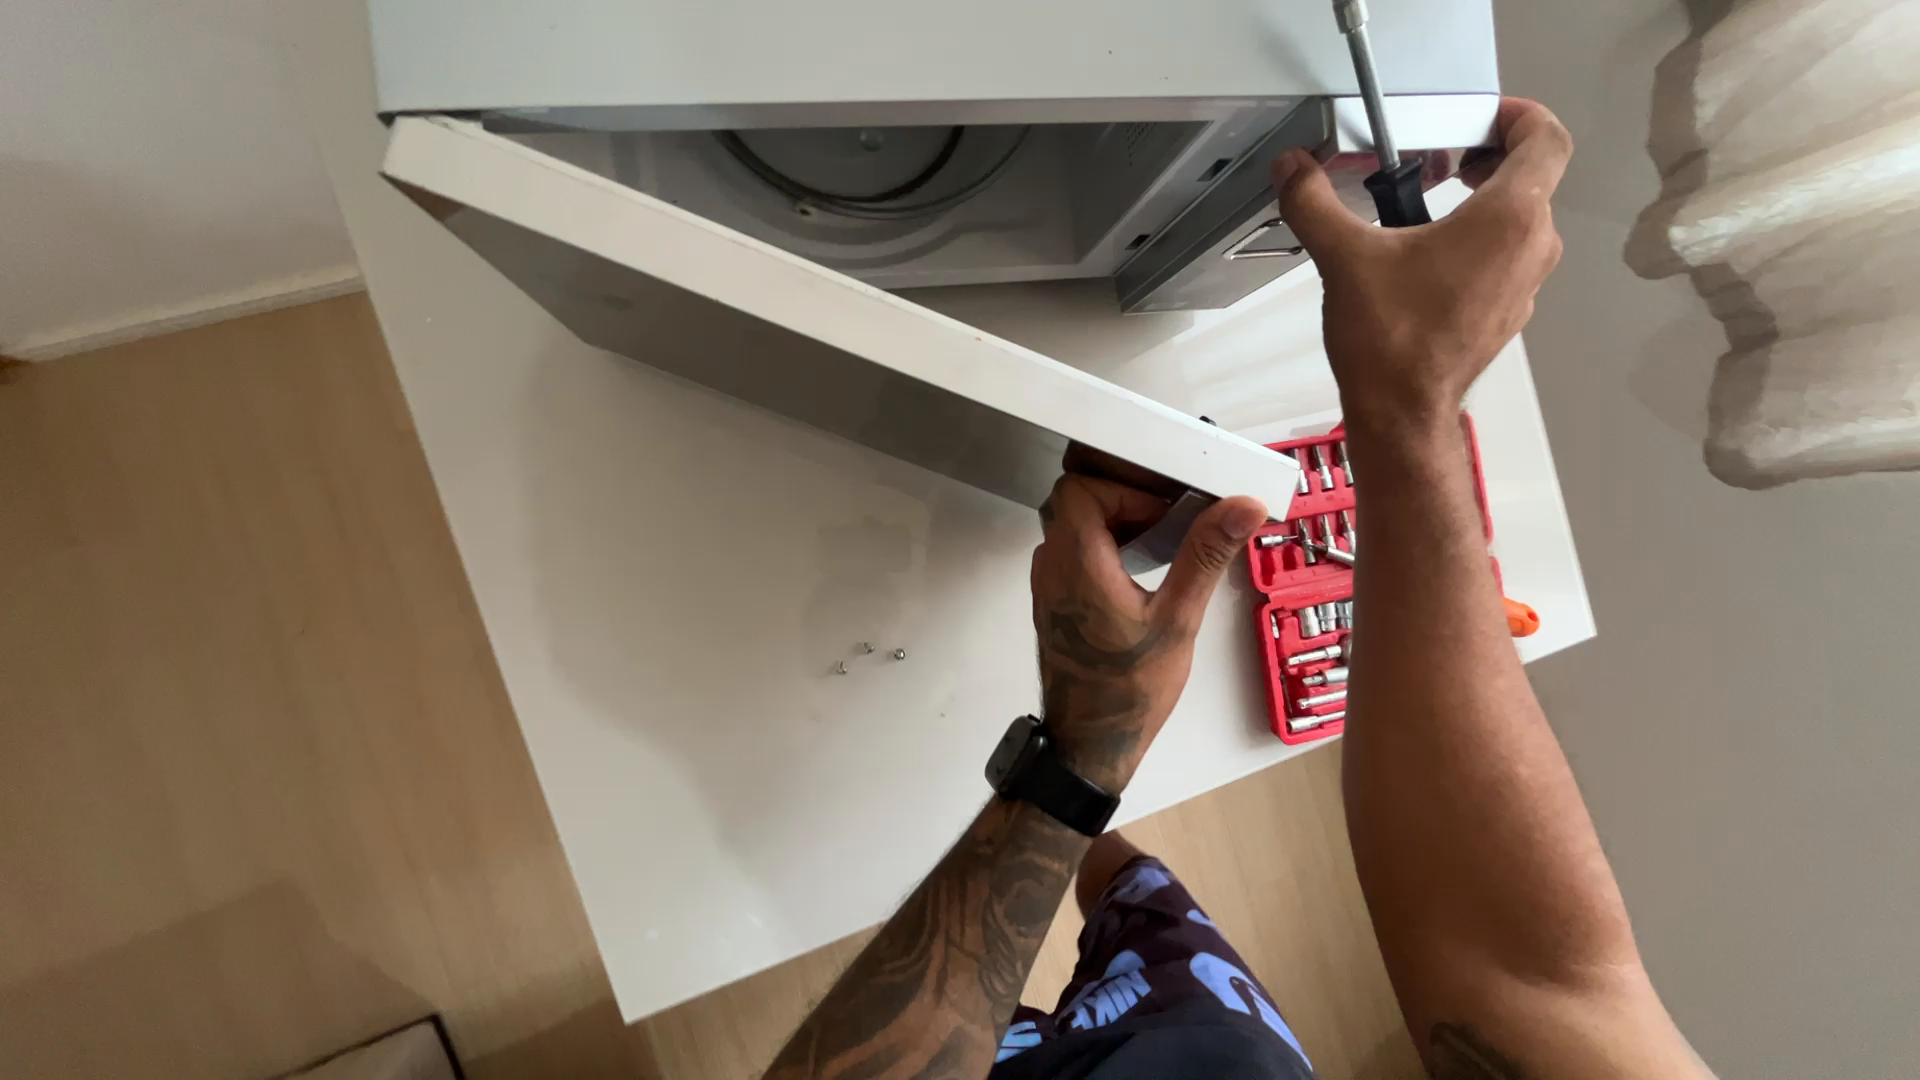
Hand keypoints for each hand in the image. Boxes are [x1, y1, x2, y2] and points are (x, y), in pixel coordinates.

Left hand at [1031, 475, 1266, 792]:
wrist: (1090, 740)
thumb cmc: (1129, 688)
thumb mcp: (1179, 619)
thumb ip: (1206, 555)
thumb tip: (1241, 508)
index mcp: (1076, 562)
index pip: (1082, 489)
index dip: (1125, 490)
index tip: (1163, 514)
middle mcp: (1051, 567)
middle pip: (1077, 502)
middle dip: (1125, 504)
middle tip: (1167, 526)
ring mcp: (1046, 584)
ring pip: (1072, 527)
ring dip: (1114, 526)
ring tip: (1159, 548)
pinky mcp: (1052, 601)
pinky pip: (1070, 553)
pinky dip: (1101, 549)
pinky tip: (1138, 573)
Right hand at [1271, 97, 1572, 435]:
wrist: (1402, 412)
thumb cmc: (1388, 335)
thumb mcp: (1344, 259)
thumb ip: (1315, 206)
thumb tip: (1290, 168)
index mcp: (1510, 216)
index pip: (1545, 138)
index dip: (1519, 116)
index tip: (1480, 120)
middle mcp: (1532, 246)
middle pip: (1530, 182)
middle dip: (1487, 164)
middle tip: (1440, 166)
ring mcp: (1524, 287)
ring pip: (1517, 227)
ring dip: (1480, 211)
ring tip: (1424, 221)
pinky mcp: (1505, 317)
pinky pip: (1502, 266)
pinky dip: (1474, 253)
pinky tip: (1425, 271)